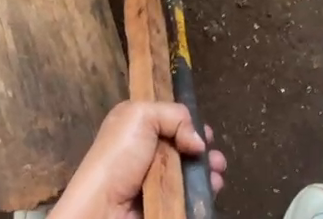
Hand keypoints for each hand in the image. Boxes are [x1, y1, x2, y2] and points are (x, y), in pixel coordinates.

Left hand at [49, 101, 225, 218]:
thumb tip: (198, 141)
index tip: (205, 132)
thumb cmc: (119, 156)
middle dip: (203, 150)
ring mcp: (156, 177)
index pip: (168, 118)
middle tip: (215, 157)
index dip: (188, 123)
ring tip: (217, 174)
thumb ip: (173, 115)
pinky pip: (188, 193)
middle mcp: (147, 149)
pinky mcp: (164, 200)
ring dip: (207, 171)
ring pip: (189, 171)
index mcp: (136, 124)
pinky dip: (203, 191)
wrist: (105, 207)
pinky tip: (212, 189)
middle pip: (183, 145)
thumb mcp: (140, 116)